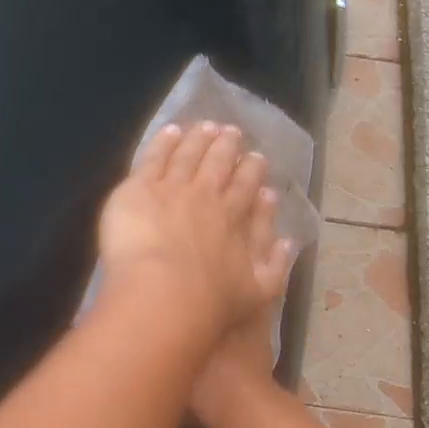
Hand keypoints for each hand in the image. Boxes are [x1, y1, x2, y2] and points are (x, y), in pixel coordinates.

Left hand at [97, 121, 294, 352]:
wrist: (161, 293)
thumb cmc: (207, 301)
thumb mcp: (257, 291)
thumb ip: (275, 265)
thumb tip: (288, 242)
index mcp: (233, 220)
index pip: (245, 189)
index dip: (252, 172)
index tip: (257, 158)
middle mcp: (206, 197)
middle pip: (219, 165)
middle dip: (227, 147)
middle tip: (232, 132)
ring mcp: (172, 188)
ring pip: (188, 155)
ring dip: (198, 139)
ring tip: (206, 126)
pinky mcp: (140, 188)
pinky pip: (153, 158)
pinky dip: (164, 142)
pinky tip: (170, 131)